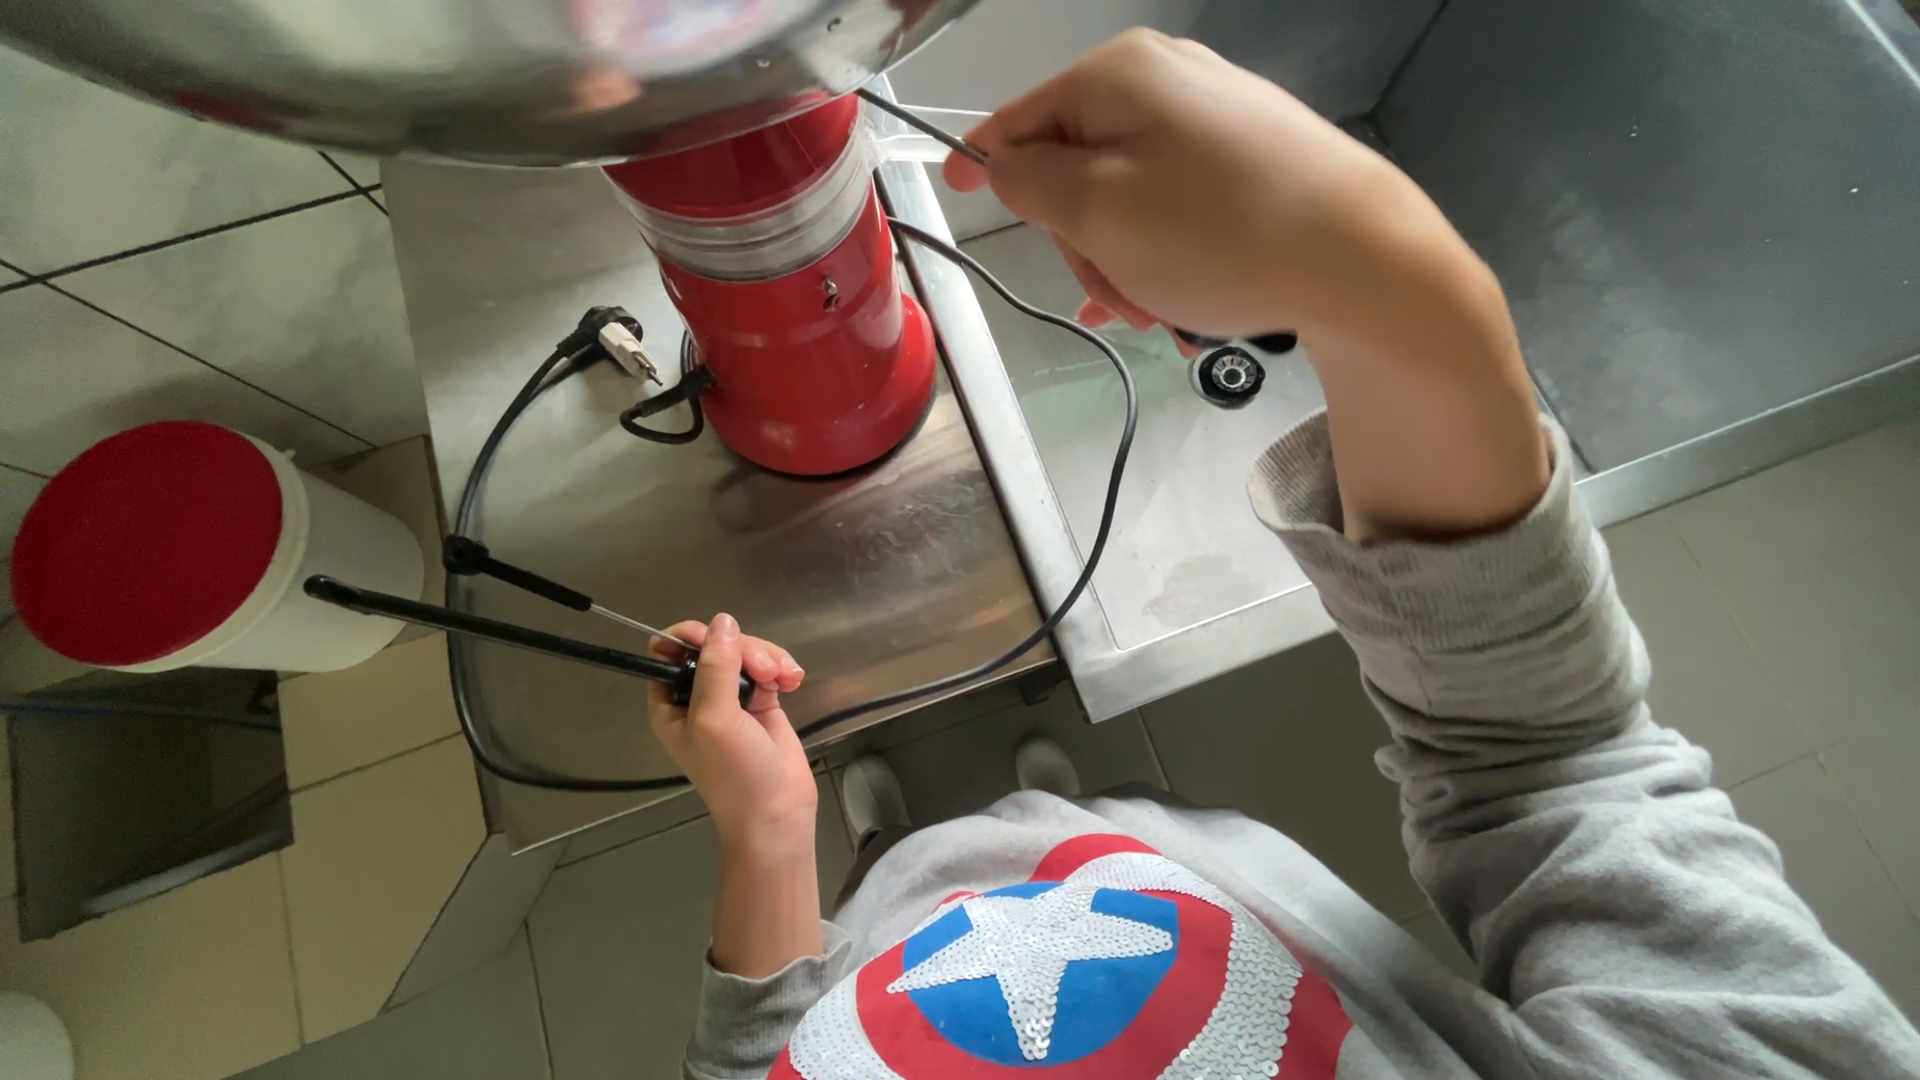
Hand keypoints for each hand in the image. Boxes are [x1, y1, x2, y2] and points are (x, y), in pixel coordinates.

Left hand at [647, 614, 812, 852]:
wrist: (776, 812)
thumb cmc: (734, 772)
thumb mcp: (715, 718)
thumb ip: (716, 667)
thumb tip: (723, 621)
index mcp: (670, 702)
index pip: (669, 650)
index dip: (693, 636)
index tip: (721, 639)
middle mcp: (698, 696)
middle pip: (716, 645)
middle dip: (744, 650)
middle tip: (765, 671)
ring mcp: (732, 698)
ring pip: (746, 653)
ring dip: (769, 658)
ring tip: (786, 679)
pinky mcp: (762, 701)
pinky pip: (769, 668)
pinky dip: (782, 668)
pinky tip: (794, 682)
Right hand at [946, 29, 1547, 539]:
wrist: (1358, 256)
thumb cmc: (1212, 233)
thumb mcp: (1098, 210)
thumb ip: (1032, 183)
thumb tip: (1002, 164)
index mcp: (1118, 78)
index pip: (1022, 116)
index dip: (984, 158)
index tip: (955, 187)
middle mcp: (1164, 83)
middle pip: (1076, 166)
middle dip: (1080, 242)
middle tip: (1109, 296)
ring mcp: (1211, 120)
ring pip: (1124, 199)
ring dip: (1122, 263)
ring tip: (1153, 310)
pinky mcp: (1246, 159)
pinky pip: (1170, 209)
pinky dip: (1158, 256)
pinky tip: (1171, 302)